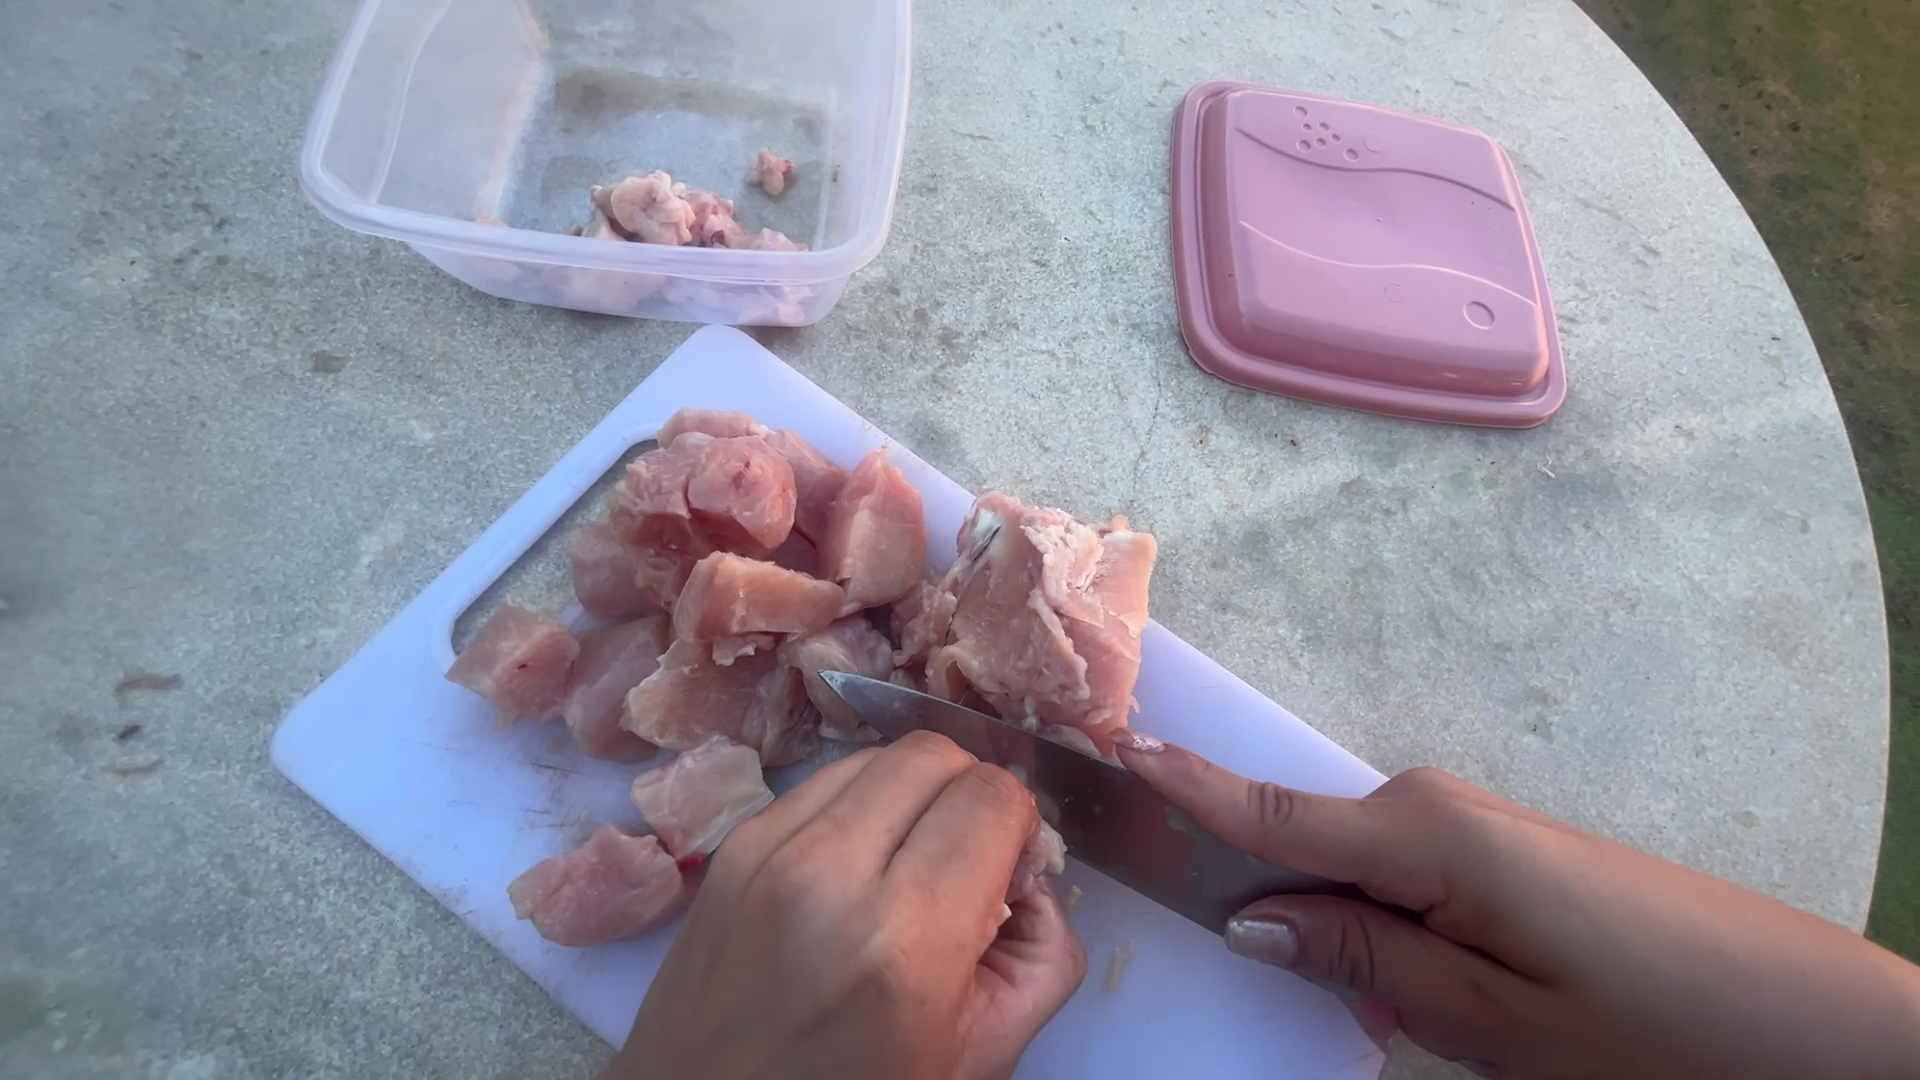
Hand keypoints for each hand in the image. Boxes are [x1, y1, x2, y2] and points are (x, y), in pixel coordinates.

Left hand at [602, 730, 1086, 1079]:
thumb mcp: (983, 1052)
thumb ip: (1044, 951)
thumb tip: (1030, 866)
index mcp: (908, 939)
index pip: (992, 796)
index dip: (1017, 820)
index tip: (1008, 860)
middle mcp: (834, 871)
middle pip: (937, 753)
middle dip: (970, 788)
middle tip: (964, 846)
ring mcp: (773, 844)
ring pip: (881, 753)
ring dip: (915, 788)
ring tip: (908, 849)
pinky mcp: (738, 836)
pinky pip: (829, 774)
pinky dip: (863, 798)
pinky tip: (857, 854)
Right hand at [1112, 732, 1919, 1079]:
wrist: (1844, 1035)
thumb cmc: (1665, 1035)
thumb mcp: (1499, 1024)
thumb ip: (1362, 955)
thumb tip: (1251, 922)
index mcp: (1422, 833)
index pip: (1271, 812)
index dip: (1187, 784)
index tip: (1118, 748)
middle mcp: (1427, 801)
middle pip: (1301, 834)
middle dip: (1261, 885)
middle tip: (1269, 961)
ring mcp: (1458, 815)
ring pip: (1345, 855)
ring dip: (1322, 909)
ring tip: (1385, 993)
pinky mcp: (1484, 841)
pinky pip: (1389, 864)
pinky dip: (1365, 906)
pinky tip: (1411, 966)